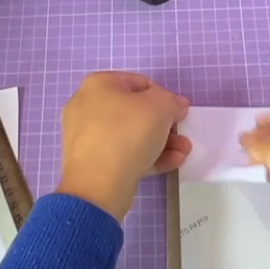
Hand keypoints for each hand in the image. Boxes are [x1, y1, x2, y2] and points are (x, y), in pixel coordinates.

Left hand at [57, 72, 191, 220]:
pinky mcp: (91, 162)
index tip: (178, 113)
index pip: (139, 84)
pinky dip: (147, 156)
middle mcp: (87, 107)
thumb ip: (171, 101)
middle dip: (164, 124)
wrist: (97, 184)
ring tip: (183, 152)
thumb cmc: (128, 133)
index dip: (163, 97)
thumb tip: (175, 105)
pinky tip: (172, 163)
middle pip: (134, 111)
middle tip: (182, 135)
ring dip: (161, 142)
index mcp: (98, 85)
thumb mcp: (160, 106)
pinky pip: (123, 154)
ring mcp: (86, 136)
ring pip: (130, 135)